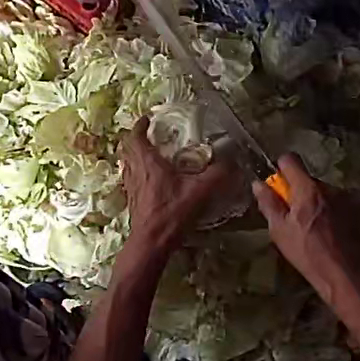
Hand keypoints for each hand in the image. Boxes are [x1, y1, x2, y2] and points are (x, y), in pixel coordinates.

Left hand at [121, 117, 232, 254]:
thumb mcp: (200, 191)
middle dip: (136, 138)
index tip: (148, 118)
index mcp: (147, 163)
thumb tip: (233, 162)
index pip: (135, 136)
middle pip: (126, 148)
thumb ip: (217, 175)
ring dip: (135, 155)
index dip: (140, 125)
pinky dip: (138, 173)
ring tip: (150, 154)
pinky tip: (152, 180)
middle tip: (149, 134)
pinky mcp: (133, 201)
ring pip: (127, 164)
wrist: (152, 242)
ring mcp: (131, 187)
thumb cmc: (172, 212)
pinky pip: (131, 179)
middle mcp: (135, 171)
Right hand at [251, 154, 359, 315]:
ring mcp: (346, 198)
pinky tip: (328, 234)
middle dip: (297, 192)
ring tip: (311, 229)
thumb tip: (258, 184)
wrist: (345, 276)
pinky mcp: (357, 211)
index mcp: (308, 189)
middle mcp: (329, 188)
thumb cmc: (307, 254)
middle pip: (307, 178)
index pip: (290, 160)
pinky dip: (329, 212)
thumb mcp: (280, 231)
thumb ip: (269, 203)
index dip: (280, 170)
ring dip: (314, 203)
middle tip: (292, 217)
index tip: (277, 187)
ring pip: (322, 192)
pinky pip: (336, 203)